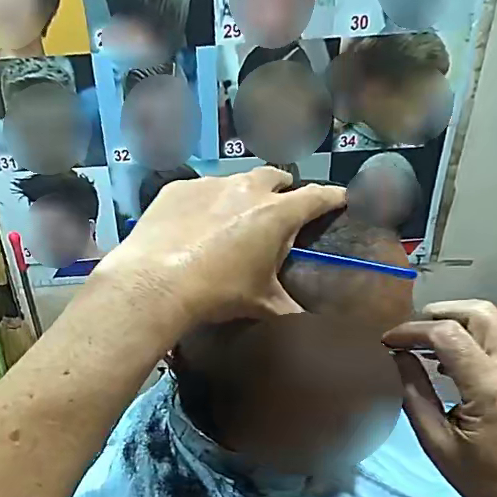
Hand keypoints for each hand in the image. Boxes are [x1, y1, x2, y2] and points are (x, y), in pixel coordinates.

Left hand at [92, 168, 344, 328]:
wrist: (155, 283)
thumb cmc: (219, 292)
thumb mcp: (261, 303)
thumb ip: (287, 304)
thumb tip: (303, 319)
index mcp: (277, 213)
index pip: (317, 197)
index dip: (332, 197)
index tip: (340, 198)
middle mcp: (247, 188)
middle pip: (276, 177)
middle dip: (283, 189)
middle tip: (280, 209)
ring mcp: (210, 184)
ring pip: (237, 181)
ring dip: (243, 195)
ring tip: (234, 220)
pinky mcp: (179, 188)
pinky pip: (201, 191)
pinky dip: (206, 204)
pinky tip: (195, 227)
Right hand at [384, 301, 496, 496]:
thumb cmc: (486, 485)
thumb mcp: (438, 443)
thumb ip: (415, 393)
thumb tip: (400, 357)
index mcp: (493, 388)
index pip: (448, 334)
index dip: (413, 331)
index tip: (388, 341)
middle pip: (480, 312)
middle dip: (440, 313)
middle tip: (411, 332)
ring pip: (496, 323)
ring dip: (460, 324)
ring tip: (427, 346)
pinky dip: (476, 340)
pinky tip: (454, 363)